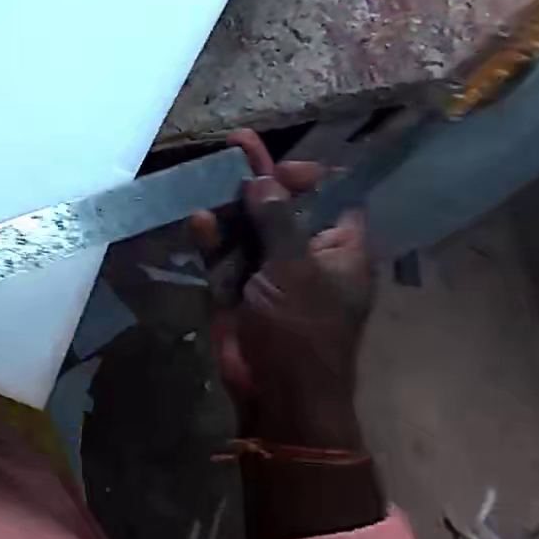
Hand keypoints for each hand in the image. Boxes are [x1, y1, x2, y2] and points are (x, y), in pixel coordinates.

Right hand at [190, 130, 383, 538]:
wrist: (276, 394)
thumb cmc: (303, 331)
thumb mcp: (295, 271)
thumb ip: (278, 221)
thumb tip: (263, 180)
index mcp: (338, 250)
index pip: (329, 198)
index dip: (305, 176)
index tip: (277, 165)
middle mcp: (303, 254)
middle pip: (280, 206)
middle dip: (258, 179)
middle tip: (236, 143)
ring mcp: (267, 271)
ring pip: (246, 226)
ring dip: (229, 206)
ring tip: (209, 177)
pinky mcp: (236, 287)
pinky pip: (222, 253)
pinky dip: (212, 238)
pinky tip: (200, 221)